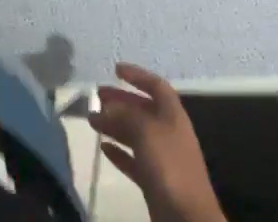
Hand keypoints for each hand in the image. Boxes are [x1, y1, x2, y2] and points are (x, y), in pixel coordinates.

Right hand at [91, 63, 225, 221]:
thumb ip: (125, 115)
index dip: (138, 75)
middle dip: (120, 100)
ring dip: (114, 125)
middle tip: (97, 95)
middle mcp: (168, 133)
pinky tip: (103, 148)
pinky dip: (119, 151)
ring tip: (91, 120)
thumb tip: (107, 108)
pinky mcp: (153, 180)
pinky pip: (133, 159)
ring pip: (135, 134)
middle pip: (143, 110)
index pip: (157, 86)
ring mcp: (162, 157)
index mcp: (173, 116)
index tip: (116, 69)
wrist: (186, 216)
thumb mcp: (146, 131)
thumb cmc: (169, 165)